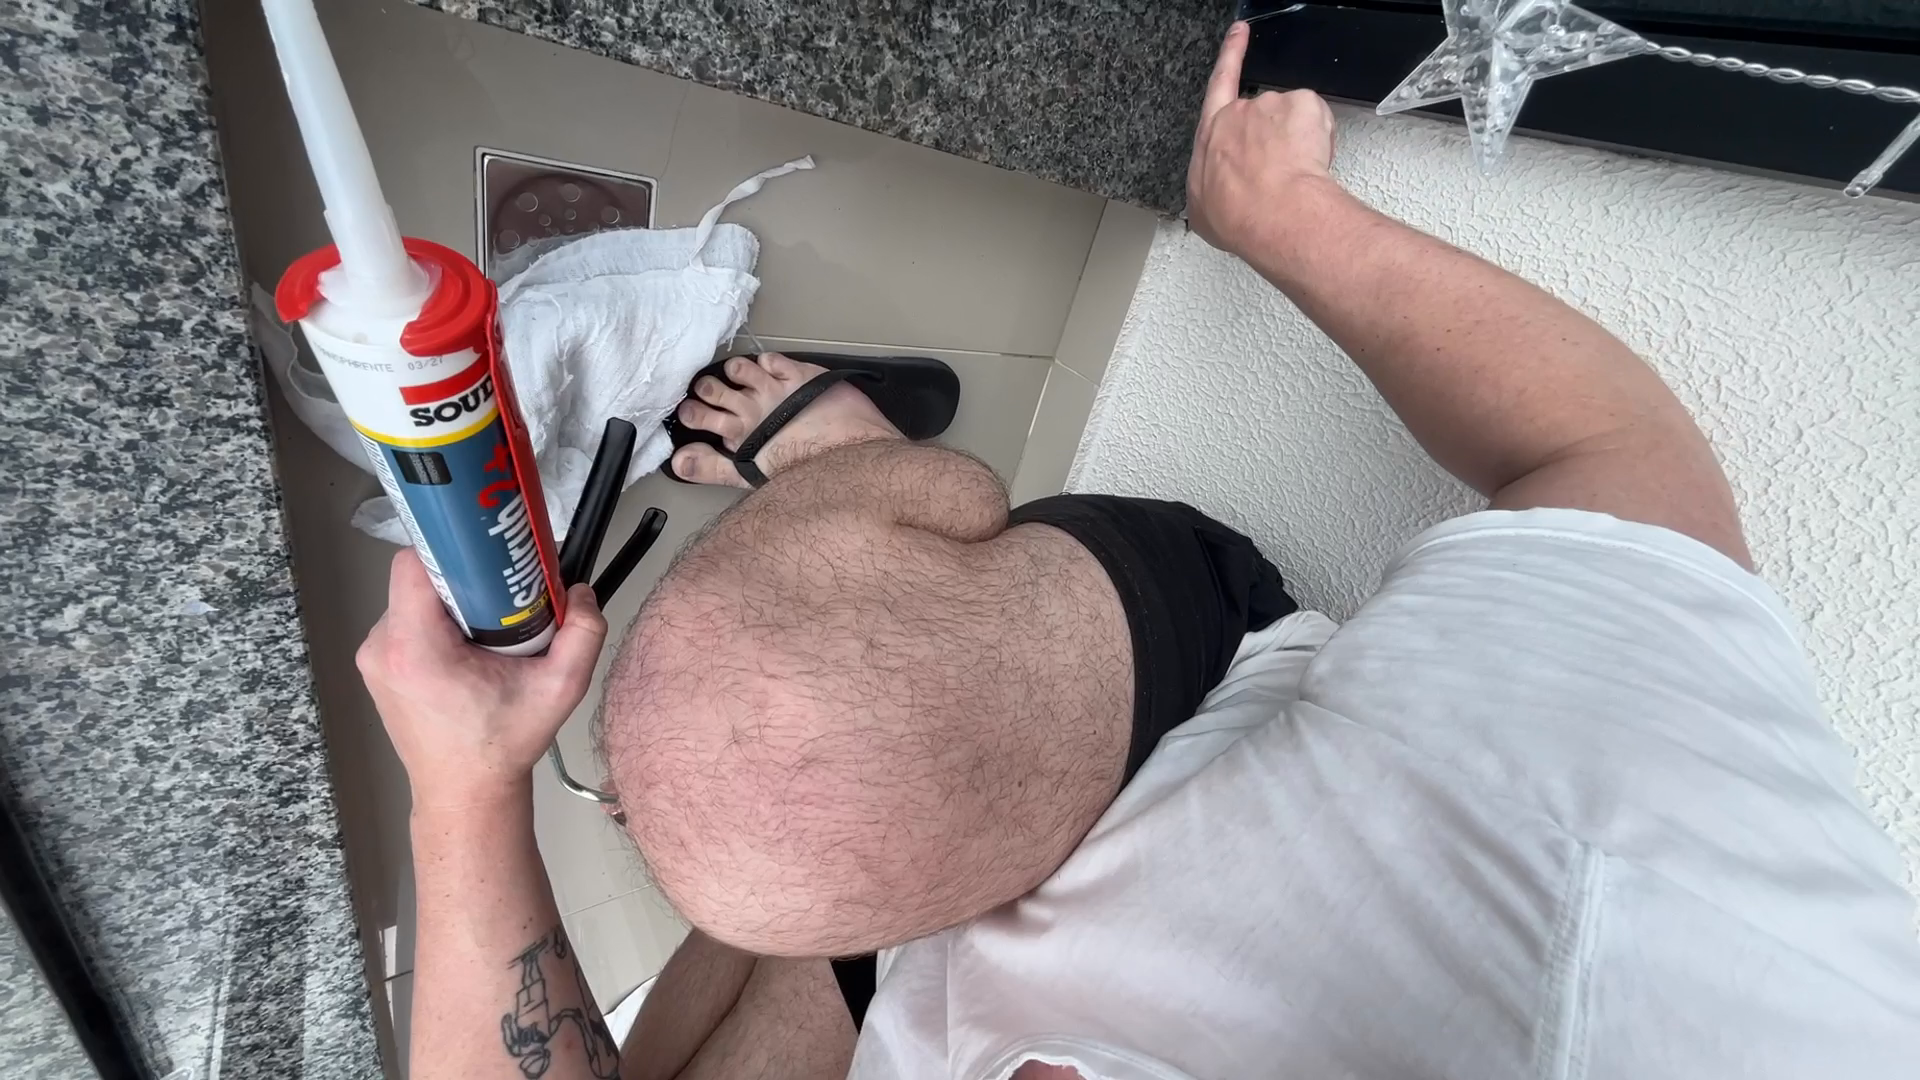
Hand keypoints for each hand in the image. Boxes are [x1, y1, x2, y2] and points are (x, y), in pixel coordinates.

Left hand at [358, 549, 607, 812]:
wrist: (466, 788)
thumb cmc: (507, 740)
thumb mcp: (563, 685)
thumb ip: (584, 631)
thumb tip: (581, 591)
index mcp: (416, 648)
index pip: (416, 564)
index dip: (459, 550)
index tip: (499, 558)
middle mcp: (383, 647)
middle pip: (422, 578)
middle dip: (472, 579)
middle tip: (514, 597)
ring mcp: (375, 657)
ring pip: (418, 598)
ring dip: (460, 602)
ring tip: (499, 629)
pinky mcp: (381, 665)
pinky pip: (411, 620)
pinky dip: (445, 622)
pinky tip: (478, 647)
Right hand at [1186, 21, 1337, 257]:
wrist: (1272, 213)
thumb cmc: (1237, 215)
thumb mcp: (1202, 209)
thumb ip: (1209, 184)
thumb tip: (1216, 190)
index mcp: (1211, 137)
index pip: (1219, 86)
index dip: (1230, 57)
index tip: (1238, 35)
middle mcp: (1239, 114)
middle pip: (1262, 116)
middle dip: (1273, 140)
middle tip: (1277, 173)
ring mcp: (1271, 106)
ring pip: (1290, 119)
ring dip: (1295, 142)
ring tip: (1290, 176)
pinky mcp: (1301, 105)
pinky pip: (1315, 118)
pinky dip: (1317, 139)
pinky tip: (1308, 164)